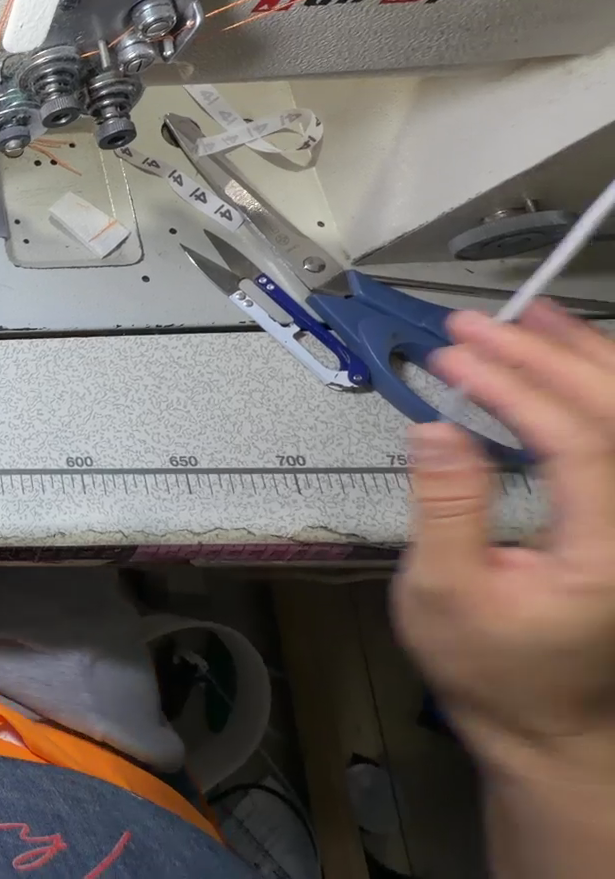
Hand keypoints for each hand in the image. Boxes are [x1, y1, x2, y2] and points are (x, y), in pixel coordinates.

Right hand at [394, 300, 614, 777]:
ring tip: (530, 319)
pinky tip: (572, 363)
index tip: (455, 357)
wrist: (541, 713)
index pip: (580, 444)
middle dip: (550, 360)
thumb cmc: (484, 659)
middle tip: (481, 325)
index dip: (517, 390)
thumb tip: (436, 431)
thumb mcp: (445, 588)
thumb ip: (448, 506)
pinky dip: (598, 395)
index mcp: (614, 550)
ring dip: (587, 363)